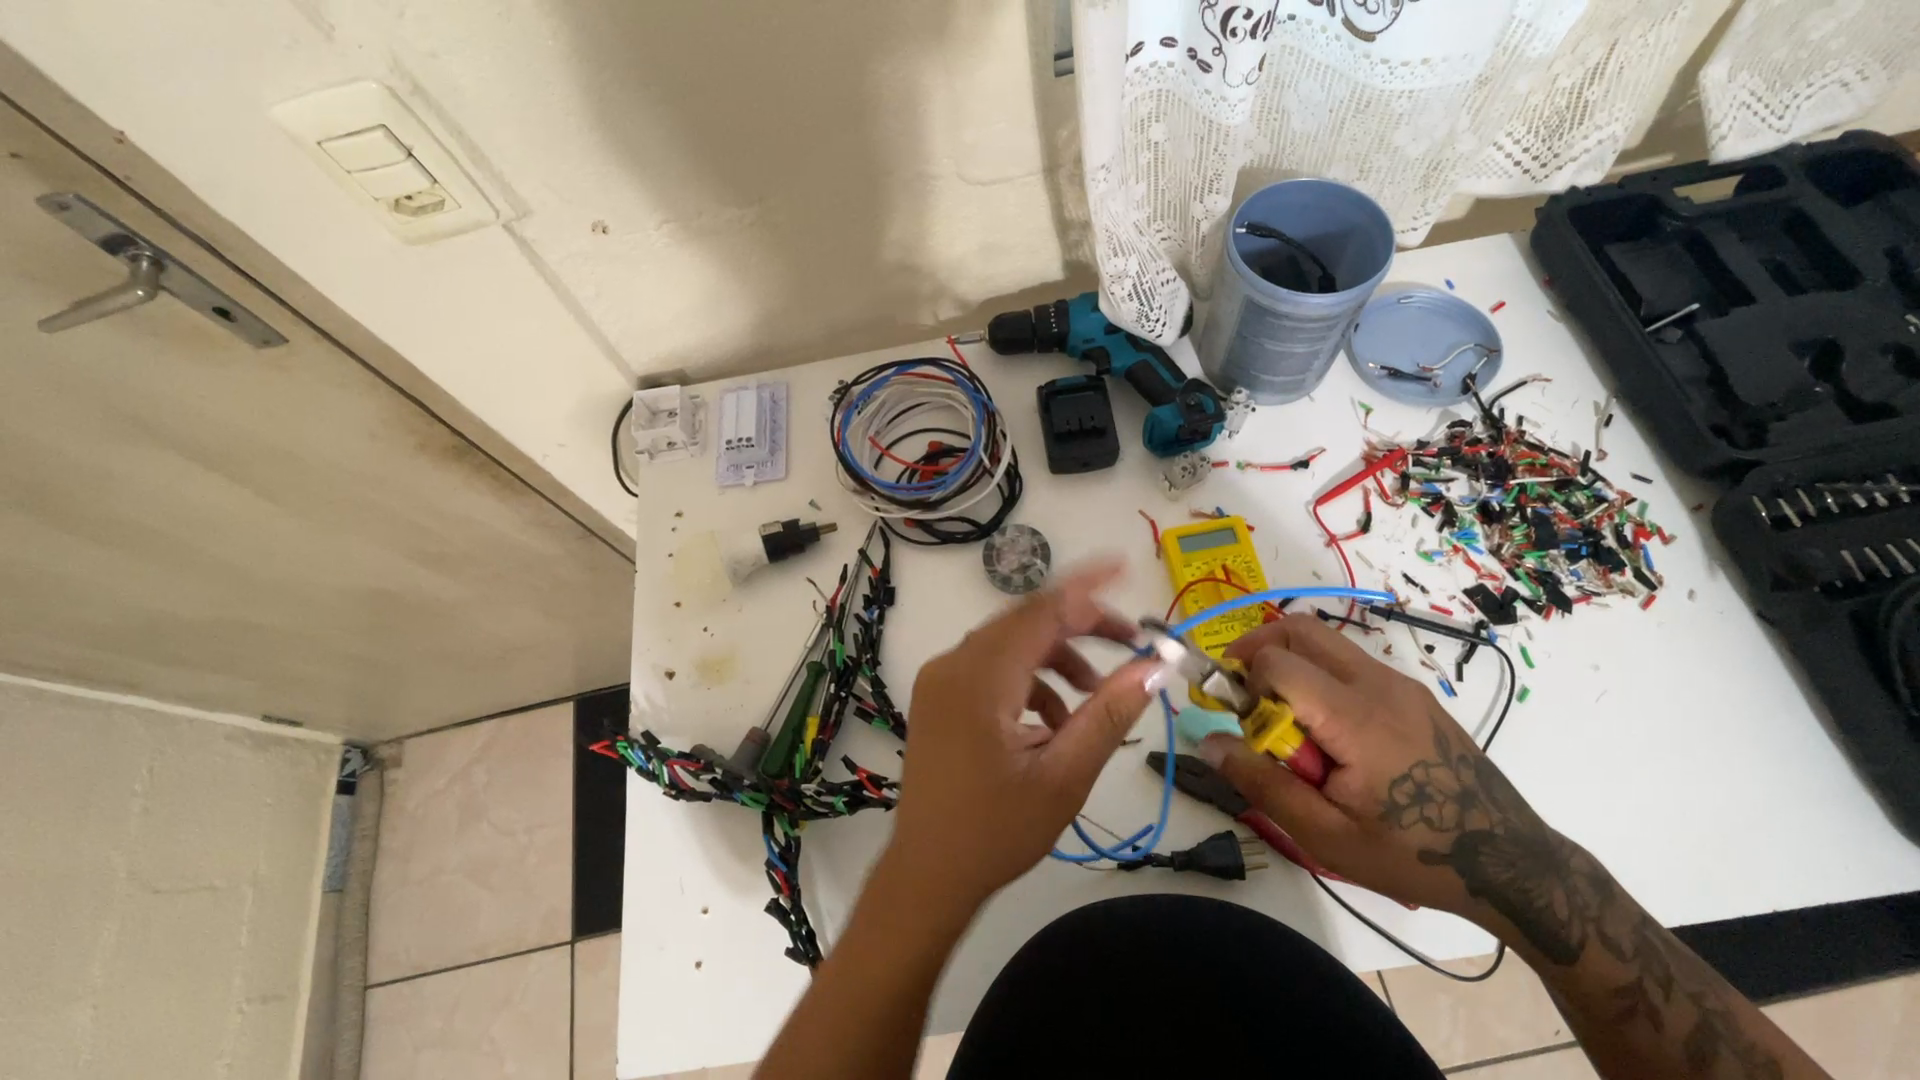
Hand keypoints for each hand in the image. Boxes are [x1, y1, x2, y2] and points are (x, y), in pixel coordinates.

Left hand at [885, 558, 1160, 906]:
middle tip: (1130, 645)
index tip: (1127, 568)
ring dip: (1057, 659)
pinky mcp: (939, 700)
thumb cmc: (996, 832)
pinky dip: (1029, 681)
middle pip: (1025, 622)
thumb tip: (1155, 665)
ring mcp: (940, 681)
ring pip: (1009, 645)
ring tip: (1096, 696)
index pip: (1041, 609)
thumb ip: (1109, 714)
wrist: (927, 875)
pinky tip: (1054, 722)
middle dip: (1081, 627)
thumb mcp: (1065, 776)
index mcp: (980, 678)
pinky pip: (991, 669)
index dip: (1087, 586)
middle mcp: (953, 666)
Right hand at [1197, 614, 1563, 929]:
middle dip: (1257, 653)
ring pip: (1324, 642)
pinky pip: (1349, 665)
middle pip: (1298, 629)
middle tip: (1245, 701)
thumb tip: (1208, 741)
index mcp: (1355, 717)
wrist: (1509, 862)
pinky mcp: (1413, 695)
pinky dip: (1318, 679)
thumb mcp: (1326, 837)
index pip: (1277, 662)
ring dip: (1289, 667)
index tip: (1242, 726)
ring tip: (1288, 727)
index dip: (1243, 687)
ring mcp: (1401, 685)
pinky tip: (1328, 737)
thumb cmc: (1411, 855)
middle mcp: (1379, 684)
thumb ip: (1263, 784)